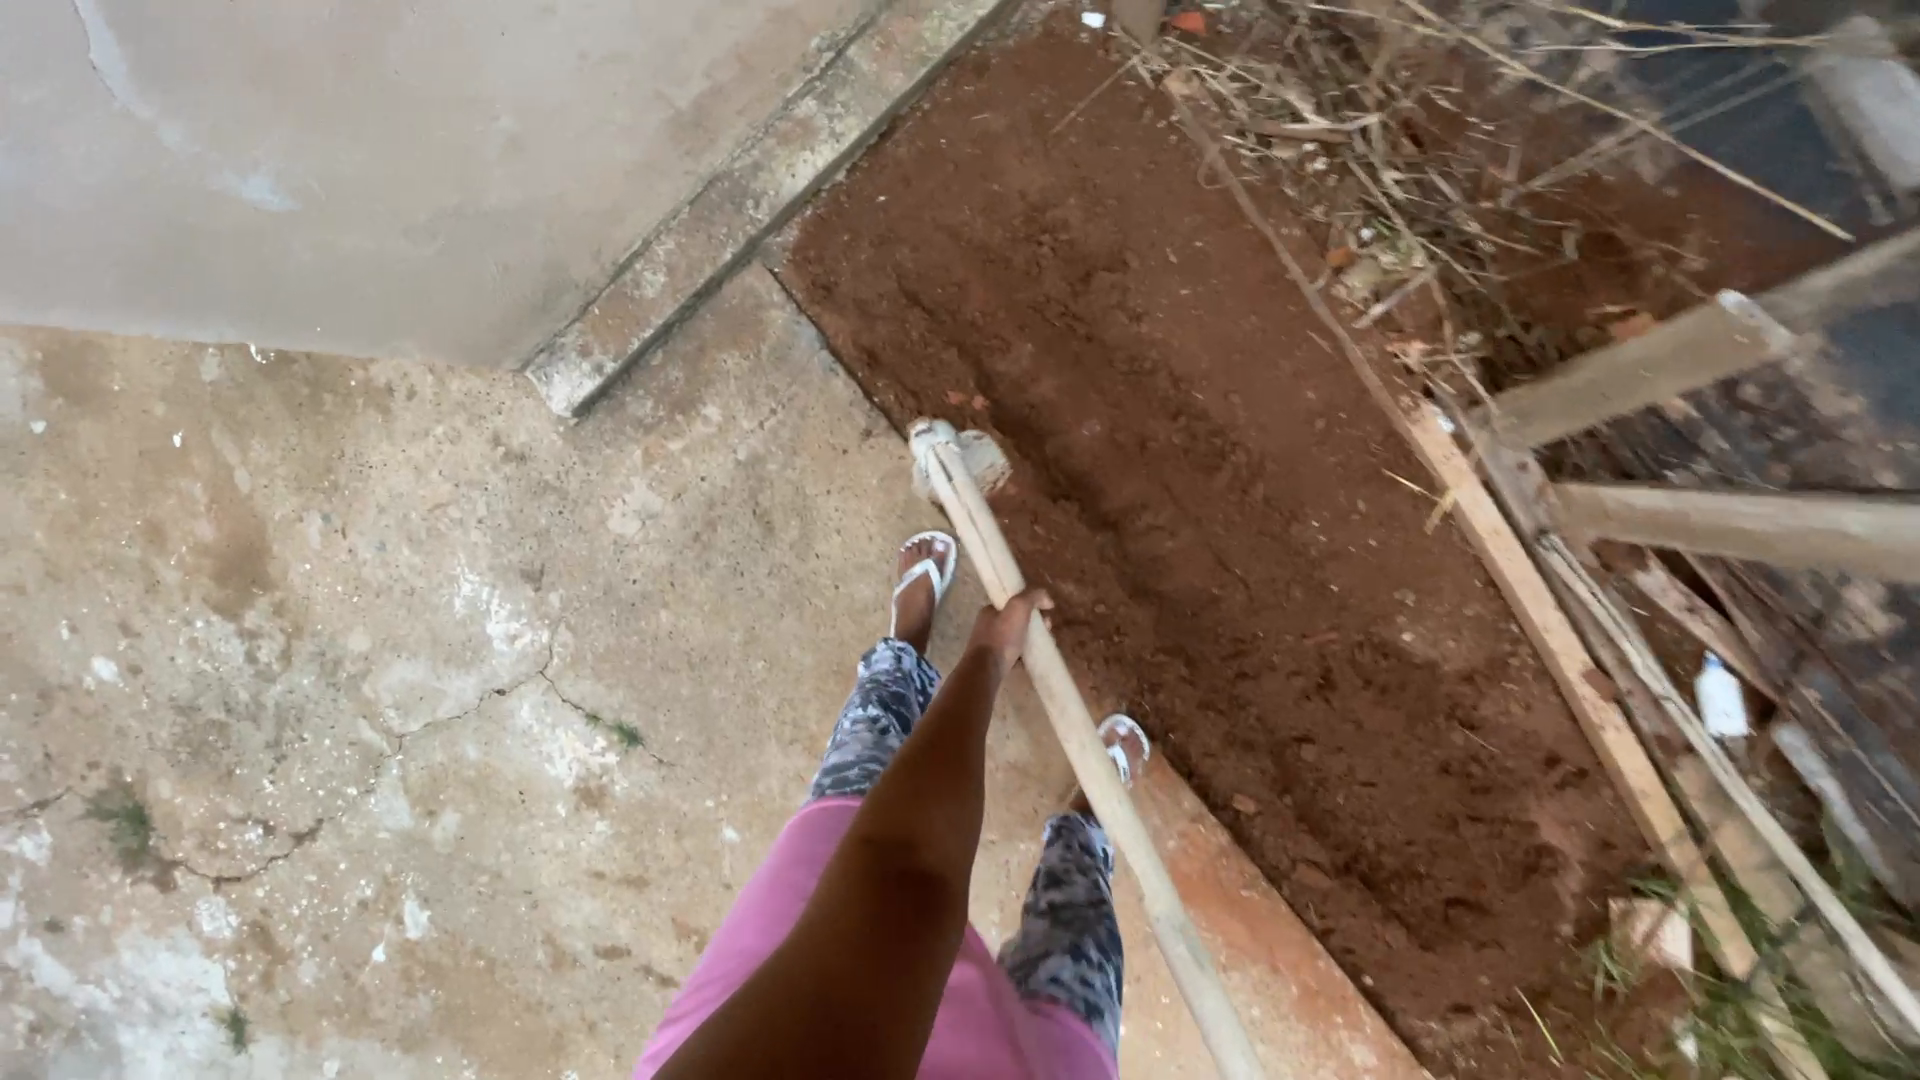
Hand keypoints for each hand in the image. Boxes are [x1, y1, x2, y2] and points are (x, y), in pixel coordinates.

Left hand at [967, 588, 1052, 673]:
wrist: (987, 670)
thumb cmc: (1002, 637)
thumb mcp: (1018, 607)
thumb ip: (1032, 596)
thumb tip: (1046, 598)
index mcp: (989, 611)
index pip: (1013, 603)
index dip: (1031, 606)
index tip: (1045, 614)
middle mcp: (987, 626)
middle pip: (1017, 621)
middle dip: (1034, 624)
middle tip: (1046, 630)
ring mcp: (989, 645)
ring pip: (1016, 638)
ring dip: (1030, 640)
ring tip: (1041, 646)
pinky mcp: (994, 662)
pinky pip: (1013, 655)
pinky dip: (1024, 656)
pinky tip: (1032, 659)